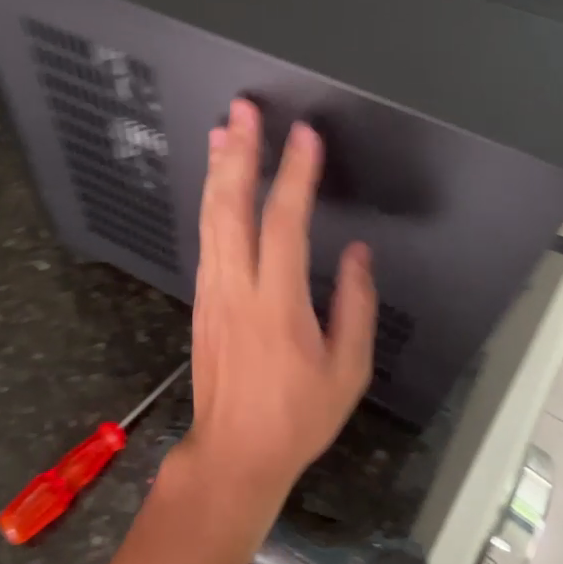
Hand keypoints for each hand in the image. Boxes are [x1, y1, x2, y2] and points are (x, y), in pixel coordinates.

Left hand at [180, 98, 377, 495]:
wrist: (234, 453)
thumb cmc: (297, 416)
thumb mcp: (348, 371)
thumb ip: (355, 305)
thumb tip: (360, 253)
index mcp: (277, 305)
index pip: (284, 224)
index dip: (295, 176)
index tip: (305, 136)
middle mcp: (238, 287)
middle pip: (233, 207)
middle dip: (239, 153)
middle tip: (244, 110)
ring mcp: (213, 289)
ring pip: (212, 216)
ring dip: (219, 168)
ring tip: (224, 128)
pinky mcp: (202, 296)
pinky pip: (206, 236)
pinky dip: (210, 199)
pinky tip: (216, 179)